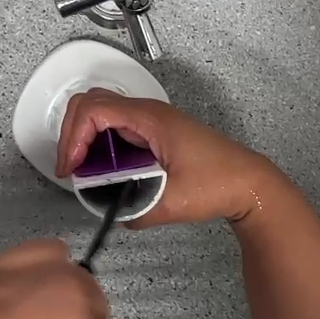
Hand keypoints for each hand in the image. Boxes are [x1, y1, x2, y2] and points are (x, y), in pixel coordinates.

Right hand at [55, 90, 288, 229]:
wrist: (249, 182)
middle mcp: (146, 111)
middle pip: (91, 102)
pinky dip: (98, 140)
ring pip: (101, 110)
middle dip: (72, 132)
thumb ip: (138, 210)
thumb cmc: (218, 182)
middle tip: (70, 167)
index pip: (94, 111)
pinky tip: (101, 168)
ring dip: (83, 135)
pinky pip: (115, 124)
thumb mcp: (174, 202)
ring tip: (81, 169)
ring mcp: (150, 119)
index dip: (73, 137)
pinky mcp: (153, 130)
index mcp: (149, 118)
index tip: (71, 169)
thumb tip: (112, 215)